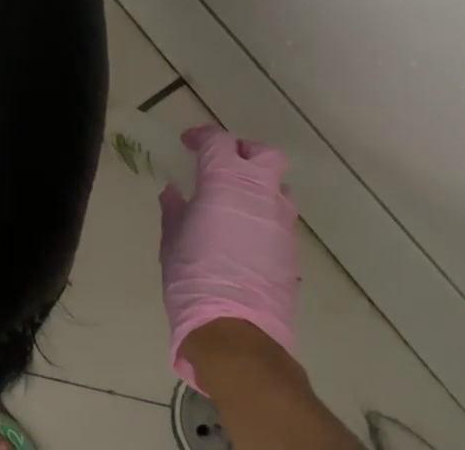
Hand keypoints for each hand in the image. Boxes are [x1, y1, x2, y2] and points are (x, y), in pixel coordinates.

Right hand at [159, 126, 299, 389]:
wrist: (235, 326)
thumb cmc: (192, 273)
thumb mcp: (172, 236)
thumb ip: (176, 209)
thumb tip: (177, 194)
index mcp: (227, 182)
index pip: (220, 142)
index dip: (202, 137)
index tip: (187, 143)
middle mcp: (261, 195)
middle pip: (265, 156)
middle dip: (244, 151)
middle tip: (221, 161)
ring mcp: (281, 224)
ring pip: (278, 188)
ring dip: (257, 185)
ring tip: (231, 199)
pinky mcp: (291, 250)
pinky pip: (278, 218)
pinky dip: (261, 215)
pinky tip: (240, 233)